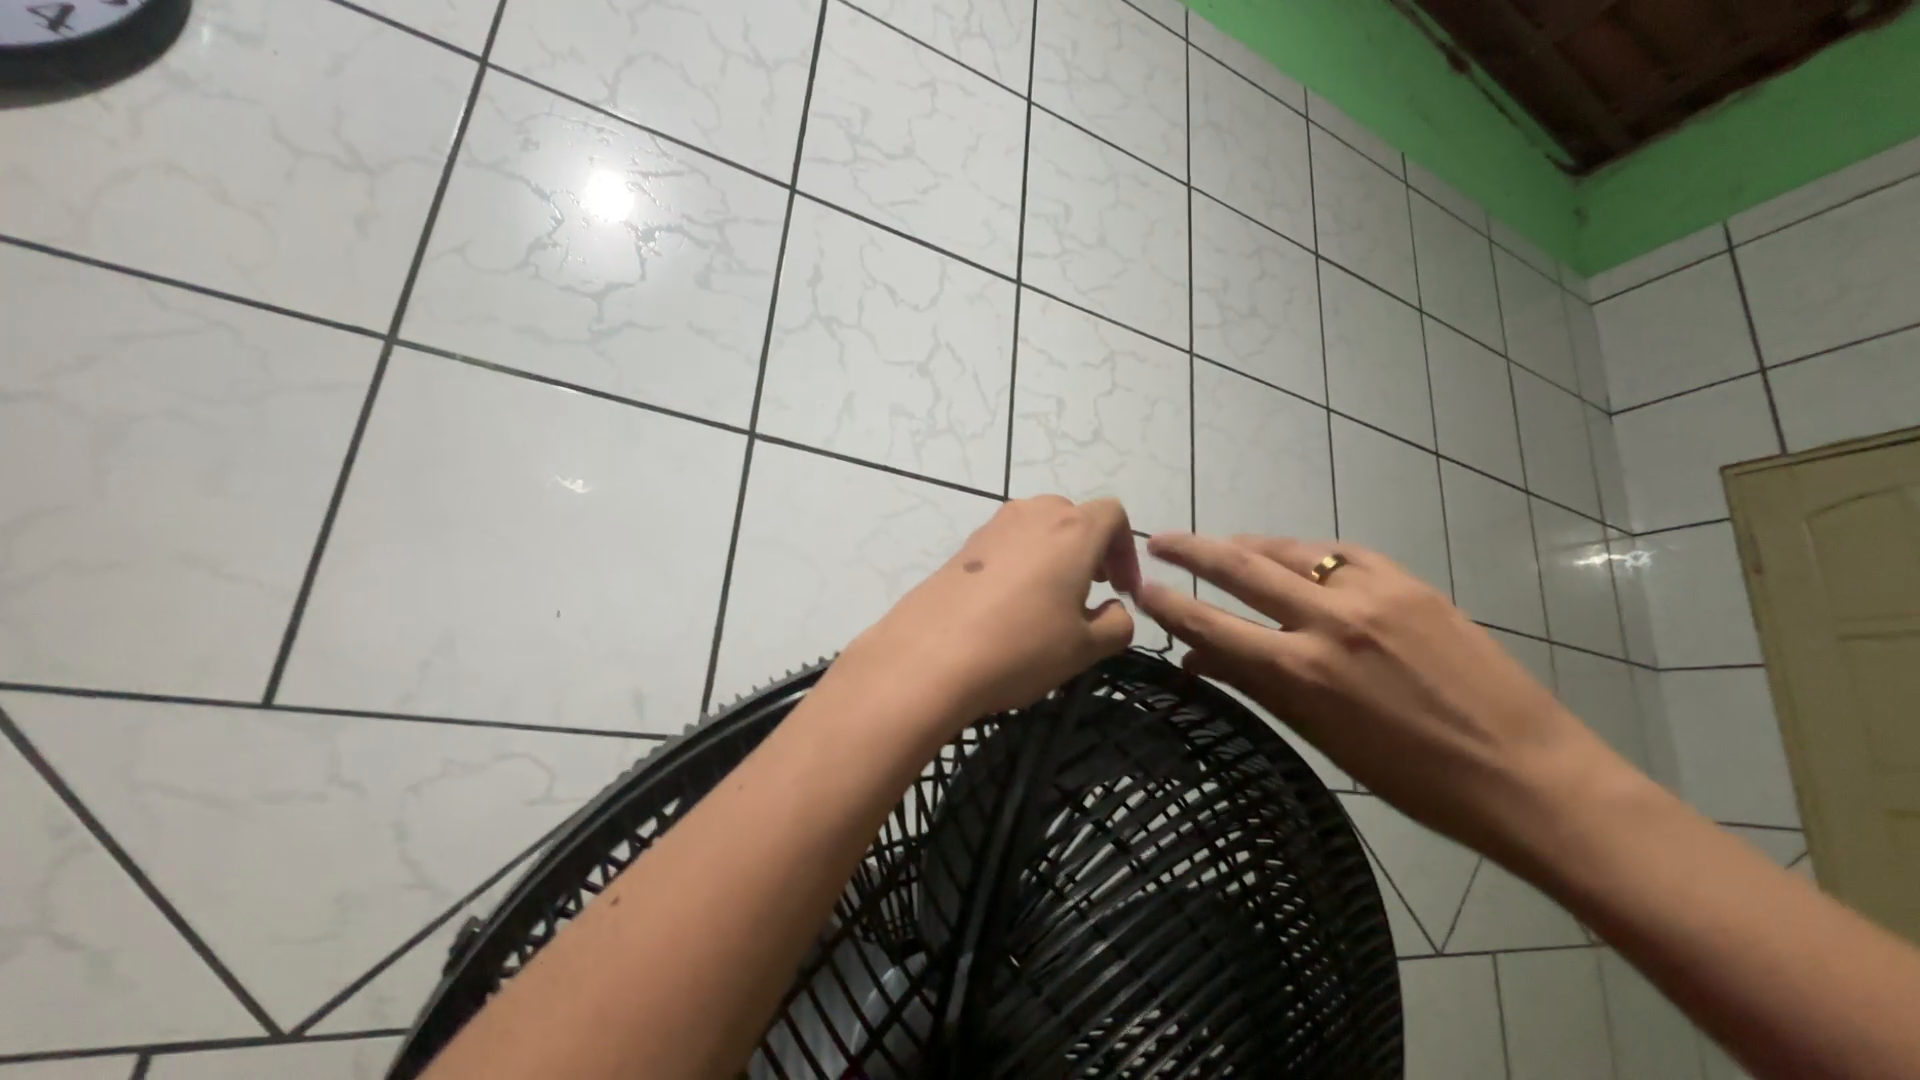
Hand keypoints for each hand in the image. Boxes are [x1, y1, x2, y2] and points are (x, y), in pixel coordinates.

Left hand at [846, 496, 1141, 718]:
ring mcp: (992, 528)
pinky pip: (1005, 546)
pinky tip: (1008, 609)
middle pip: (1072, 517)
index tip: (1120, 591)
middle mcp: (1032, 515)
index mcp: (1072, 530)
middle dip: (1089, 551)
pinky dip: (1019, 565)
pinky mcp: (962, 549)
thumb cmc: (1021, 647)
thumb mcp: (1085, 649)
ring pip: (1036, 529)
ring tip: (1048, 603)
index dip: (1126, 552)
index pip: (1113, 515)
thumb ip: (1117, 624)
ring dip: (1053, 556)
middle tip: (1088, 593)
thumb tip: (1113, 610)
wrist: (929, 656)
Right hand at [1134, 533, 1632, 855]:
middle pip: (1240, 567)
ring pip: (1289, 550)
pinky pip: (1340, 554)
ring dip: (1246, 546)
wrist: (1526, 772)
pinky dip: (1305, 552)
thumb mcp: (1323, 738)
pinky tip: (1292, 555)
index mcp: (1302, 673)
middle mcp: (1329, 621)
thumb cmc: (1415, 779)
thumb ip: (1257, 688)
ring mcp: (1373, 593)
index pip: (1211, 626)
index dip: (1168, 605)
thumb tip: (1200, 660)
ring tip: (1219, 546)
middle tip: (1159, 539)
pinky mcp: (1410, 582)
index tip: (1142, 589)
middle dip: (1191, 550)